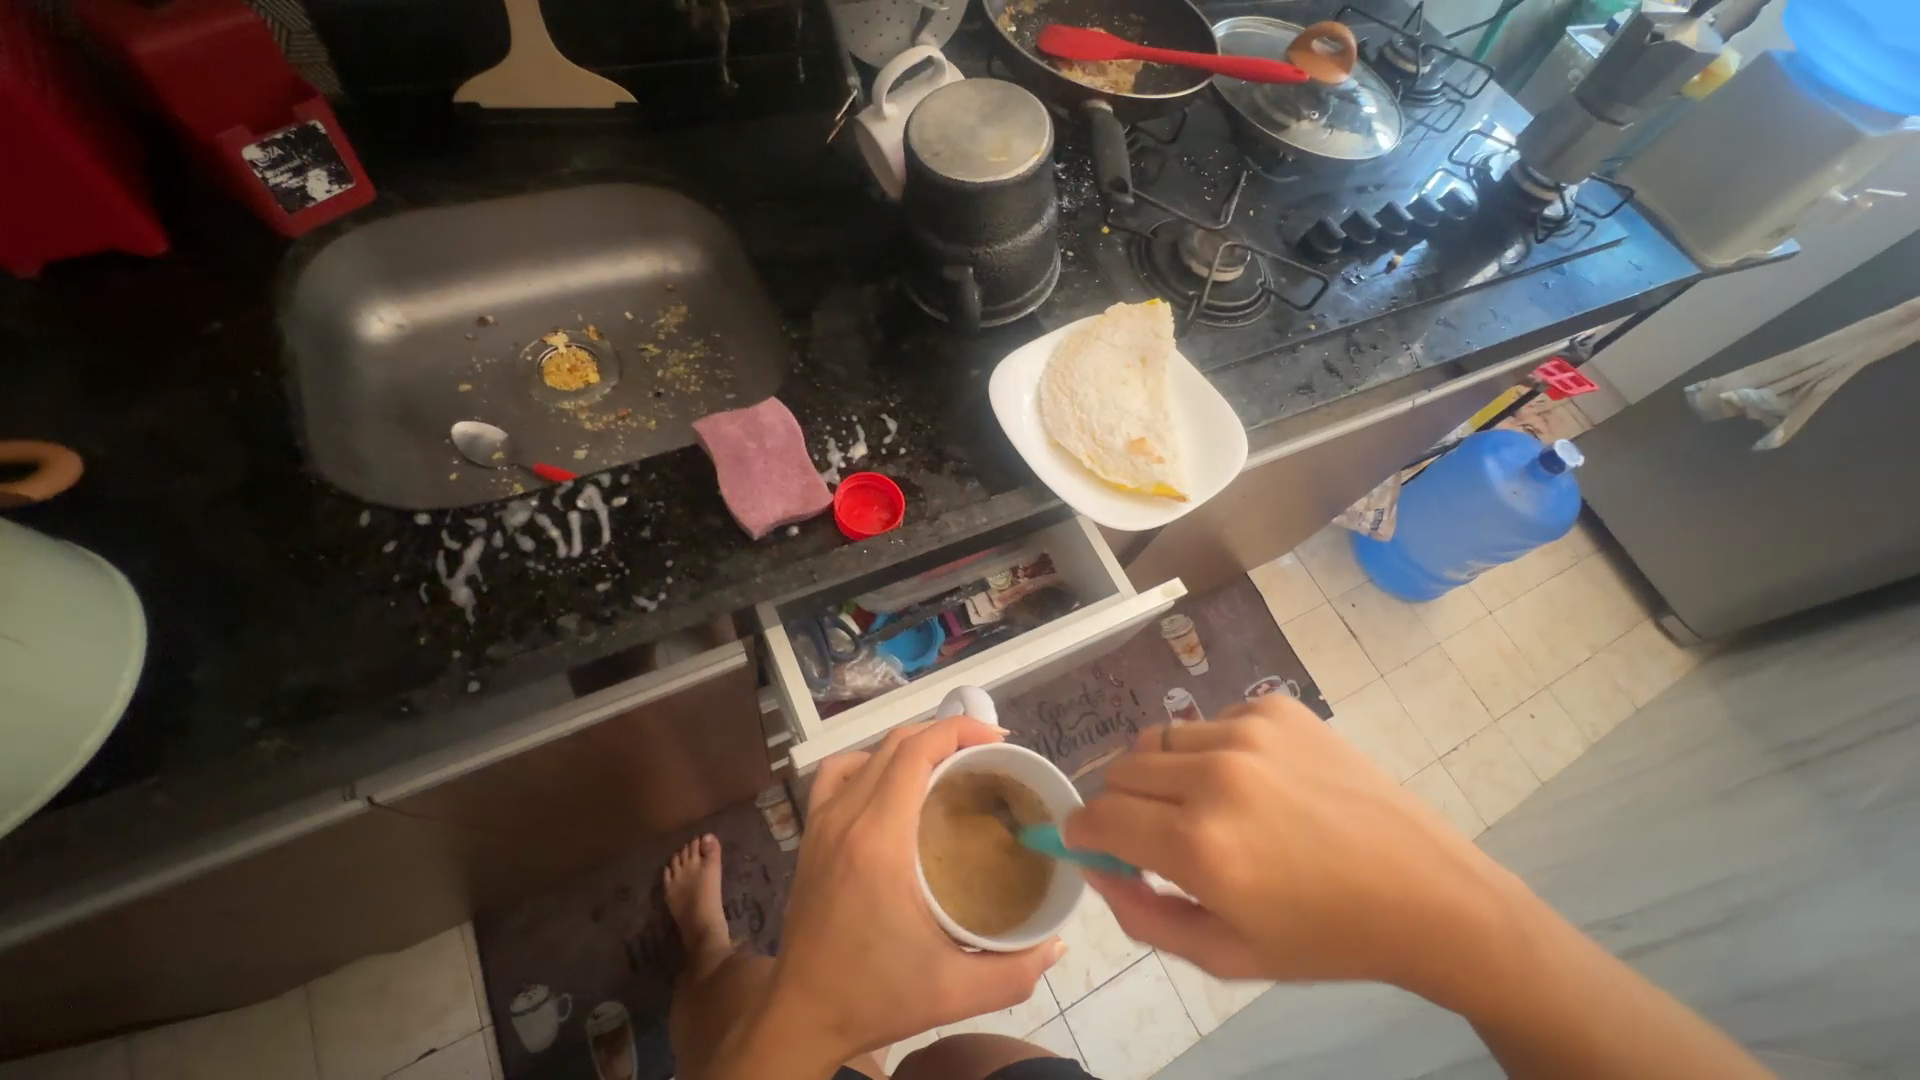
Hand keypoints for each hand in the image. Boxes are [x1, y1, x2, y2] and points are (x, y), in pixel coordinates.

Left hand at [767, 716, 1066, 1062]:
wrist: (801, 1015)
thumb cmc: (876, 997)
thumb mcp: (954, 992)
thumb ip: (1015, 971)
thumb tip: (1056, 943)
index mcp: (879, 840)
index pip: (916, 751)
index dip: (959, 730)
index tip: (1000, 740)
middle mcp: (847, 817)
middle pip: (897, 744)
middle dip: (946, 733)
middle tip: (988, 753)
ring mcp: (822, 821)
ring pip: (867, 753)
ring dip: (910, 745)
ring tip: (947, 762)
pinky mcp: (811, 833)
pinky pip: (837, 774)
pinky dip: (869, 762)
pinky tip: (892, 782)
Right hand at [1063, 697, 1520, 999]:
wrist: (1426, 892)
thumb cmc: (1323, 937)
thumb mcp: (1224, 954)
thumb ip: (1141, 915)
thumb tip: (1093, 866)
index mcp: (1200, 846)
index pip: (1098, 816)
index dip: (1084, 831)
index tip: (1094, 842)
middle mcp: (1214, 777)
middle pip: (1120, 770)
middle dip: (1124, 805)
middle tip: (1159, 835)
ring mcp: (1247, 734)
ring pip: (1159, 740)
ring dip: (1165, 774)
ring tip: (1211, 807)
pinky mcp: (1274, 709)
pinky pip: (1208, 723)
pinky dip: (1211, 752)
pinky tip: (1257, 784)